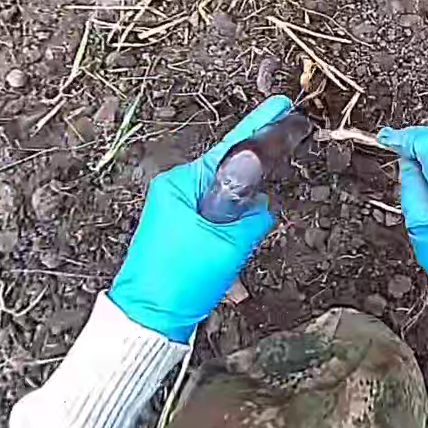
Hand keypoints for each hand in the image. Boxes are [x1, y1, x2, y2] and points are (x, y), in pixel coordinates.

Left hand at [110, 96, 293, 340]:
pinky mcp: (180, 228)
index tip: (281, 104)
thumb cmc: (177, 281)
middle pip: (229, 175)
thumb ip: (253, 216)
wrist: (146, 322)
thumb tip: (261, 204)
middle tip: (259, 210)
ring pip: (224, 203)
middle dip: (248, 196)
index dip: (258, 124)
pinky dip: (227, 240)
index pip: (230, 145)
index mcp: (182, 183)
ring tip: (230, 258)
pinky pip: (214, 222)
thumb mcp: (228, 244)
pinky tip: (226, 272)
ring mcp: (177, 209)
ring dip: (236, 227)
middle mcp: (177, 189)